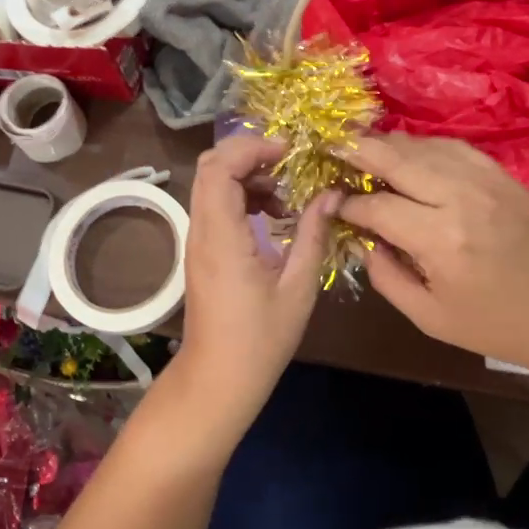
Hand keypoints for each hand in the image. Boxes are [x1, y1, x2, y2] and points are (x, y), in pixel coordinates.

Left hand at [176, 136, 333, 424]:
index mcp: (222, 236)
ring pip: (211, 184)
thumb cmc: (260, 340)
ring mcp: (197, 240)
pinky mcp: (201, 251)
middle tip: (288, 165)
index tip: (288, 154)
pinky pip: (214, 204)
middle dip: (248, 155)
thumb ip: (313, 235)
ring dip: (246, 176)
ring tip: (285, 197)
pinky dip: (240, 197)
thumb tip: (331, 195)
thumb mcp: (298, 288)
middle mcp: (201, 230)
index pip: (220, 168)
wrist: (217, 379)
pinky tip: (272, 217)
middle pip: (210, 167)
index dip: (251, 148)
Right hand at [341, 134, 528, 378]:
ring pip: (423, 145)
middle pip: (395, 158)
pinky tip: (410, 153)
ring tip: (364, 147)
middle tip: (331, 146)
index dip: (348, 205)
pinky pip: (453, 146)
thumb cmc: (502, 326)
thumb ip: (387, 278)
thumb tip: (363, 241)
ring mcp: (485, 180)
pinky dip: (424, 145)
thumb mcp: (432, 319)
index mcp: (440, 240)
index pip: (376, 207)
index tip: (331, 206)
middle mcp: (460, 198)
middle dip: (357, 150)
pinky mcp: (503, 175)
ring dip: (388, 144)